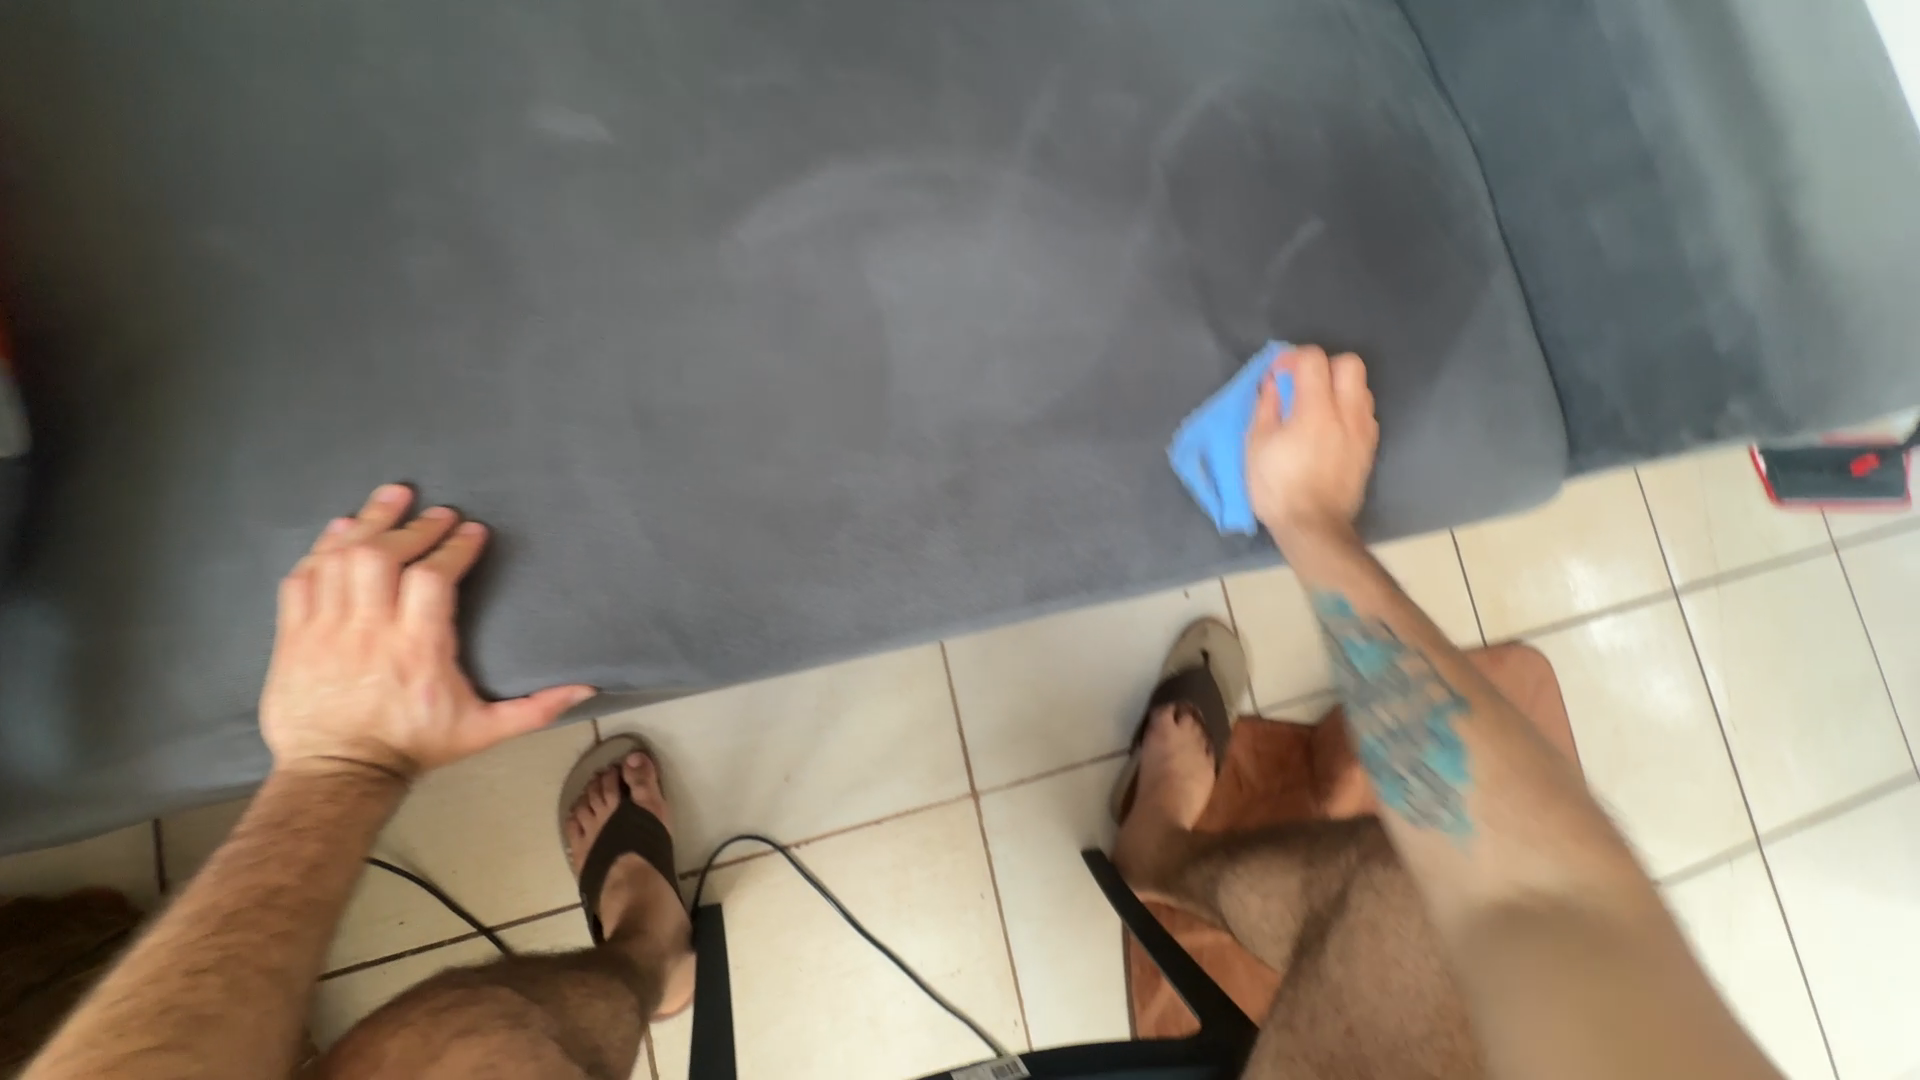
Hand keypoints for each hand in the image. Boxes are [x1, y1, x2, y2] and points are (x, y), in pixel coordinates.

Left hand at [260, 484, 595, 780]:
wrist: (337, 774)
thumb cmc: (417, 746)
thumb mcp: (485, 731)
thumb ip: (536, 708)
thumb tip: (587, 688)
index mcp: (419, 648)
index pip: (432, 578)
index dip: (454, 548)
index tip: (473, 530)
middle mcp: (370, 630)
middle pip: (384, 557)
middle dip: (415, 527)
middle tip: (440, 511)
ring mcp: (325, 631)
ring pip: (340, 559)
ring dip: (368, 522)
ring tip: (392, 497)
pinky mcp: (293, 636)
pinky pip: (302, 579)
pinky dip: (322, 548)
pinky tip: (342, 529)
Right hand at [1245, 345, 1379, 541]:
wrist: (1313, 526)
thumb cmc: (1276, 487)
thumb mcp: (1256, 446)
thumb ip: (1265, 407)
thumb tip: (1272, 383)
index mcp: (1315, 410)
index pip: (1313, 360)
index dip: (1291, 358)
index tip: (1276, 375)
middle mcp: (1347, 413)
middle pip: (1349, 363)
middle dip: (1323, 365)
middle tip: (1301, 384)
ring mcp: (1363, 430)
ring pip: (1361, 387)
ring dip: (1338, 387)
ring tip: (1315, 406)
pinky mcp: (1369, 447)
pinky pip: (1364, 412)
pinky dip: (1347, 409)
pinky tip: (1329, 428)